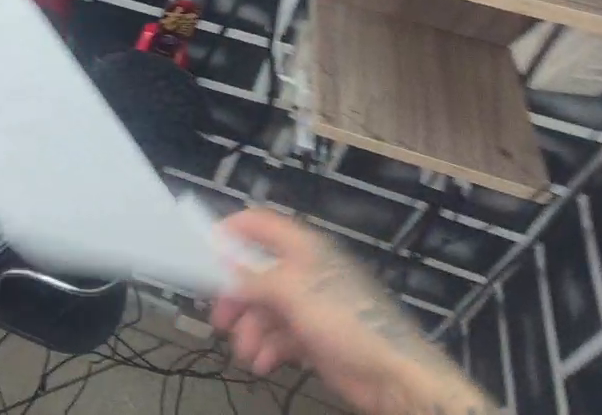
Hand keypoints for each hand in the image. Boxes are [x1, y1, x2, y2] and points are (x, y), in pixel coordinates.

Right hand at [212, 210, 492, 414]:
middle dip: (235, 296)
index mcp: (302, 247)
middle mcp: (304, 270)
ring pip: (264, 307)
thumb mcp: (292, 291)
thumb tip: (223, 265)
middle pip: (255, 272)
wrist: (396, 378)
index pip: (259, 223)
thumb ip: (252, 277)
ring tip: (246, 352)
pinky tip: (263, 362)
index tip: (205, 251)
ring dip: (250, 329)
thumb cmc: (345, 320)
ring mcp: (309, 305)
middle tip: (219, 318)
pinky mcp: (314, 336)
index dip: (231, 232)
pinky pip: (279, 334)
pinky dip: (267, 347)